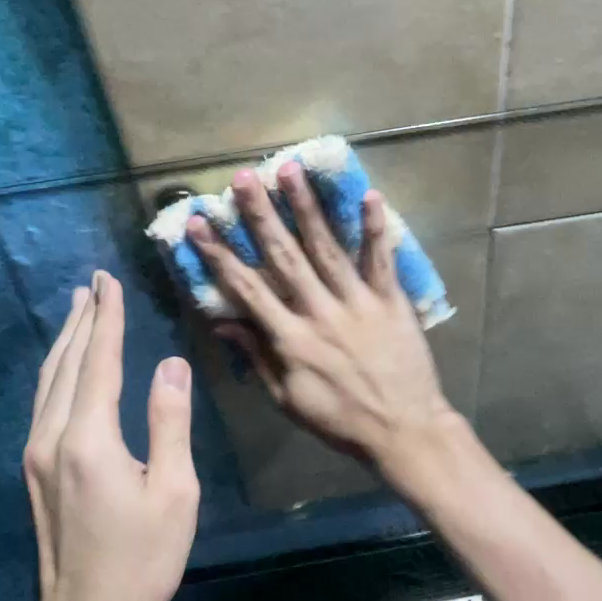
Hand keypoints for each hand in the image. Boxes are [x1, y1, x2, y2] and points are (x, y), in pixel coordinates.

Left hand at [22, 272, 199, 600]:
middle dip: (82, 321)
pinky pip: (43, 404)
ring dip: (64, 343)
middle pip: (65, 365)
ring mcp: (36, 456)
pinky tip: (65, 369)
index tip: (109, 281)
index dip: (106, 319)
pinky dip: (56, 373)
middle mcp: (52, 438)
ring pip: (47, 383)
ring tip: (77, 311)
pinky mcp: (34, 472)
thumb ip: (170, 423)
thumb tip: (170, 364)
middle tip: (94, 284)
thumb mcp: (175, 492)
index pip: (99, 362)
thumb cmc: (143, 559)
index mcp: (88, 440)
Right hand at [186, 164, 457, 473]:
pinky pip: (382, 260)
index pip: (247, 288)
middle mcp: (320, 313)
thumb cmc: (340, 420)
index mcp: (290, 340)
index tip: (198, 223)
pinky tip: (370, 194)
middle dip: (261, 215)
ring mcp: (358, 303)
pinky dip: (376, 228)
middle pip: (285, 257)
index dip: (220, 254)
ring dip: (308, 207)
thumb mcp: (287, 399)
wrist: (403, 430)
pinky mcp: (391, 301)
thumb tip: (223, 324)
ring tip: (290, 169)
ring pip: (328, 248)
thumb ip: (257, 357)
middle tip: (243, 178)